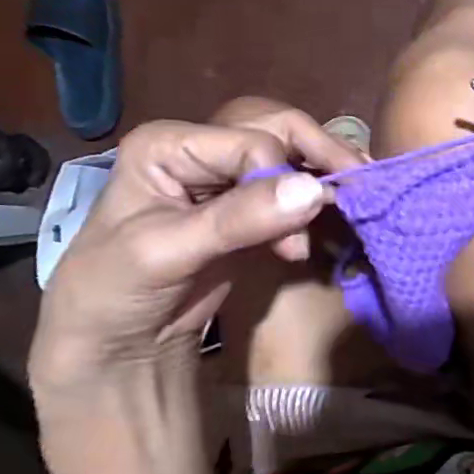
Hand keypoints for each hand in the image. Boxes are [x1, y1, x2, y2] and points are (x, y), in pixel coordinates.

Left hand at [29, 100, 359, 389]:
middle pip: (275, 130)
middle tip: (359, 180)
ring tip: (360, 189)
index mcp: (168, 144)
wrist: (113, 343)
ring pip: (289, 152)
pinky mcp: (245, 208)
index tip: (297, 242)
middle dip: (319, 153)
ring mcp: (225, 177)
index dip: (283, 179)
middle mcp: (200, 149)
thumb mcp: (167, 252)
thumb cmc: (115, 292)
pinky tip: (340, 206)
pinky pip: (290, 187)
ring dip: (324, 169)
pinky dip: (317, 194)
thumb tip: (316, 191)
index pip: (248, 141)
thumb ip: (239, 219)